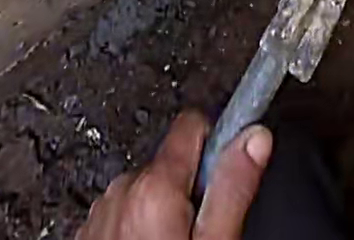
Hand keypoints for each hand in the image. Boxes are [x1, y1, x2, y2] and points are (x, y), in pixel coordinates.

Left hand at [77, 111, 271, 239]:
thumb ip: (235, 187)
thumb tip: (256, 137)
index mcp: (154, 188)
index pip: (195, 125)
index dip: (218, 147)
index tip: (226, 175)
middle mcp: (120, 194)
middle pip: (171, 162)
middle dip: (189, 189)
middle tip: (200, 235)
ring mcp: (97, 220)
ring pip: (145, 193)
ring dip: (161, 215)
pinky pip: (121, 219)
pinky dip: (136, 235)